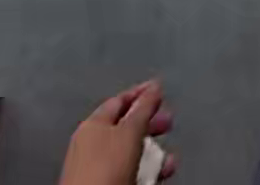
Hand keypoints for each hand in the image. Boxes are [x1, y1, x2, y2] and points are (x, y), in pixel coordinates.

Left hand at [58, 80, 177, 184]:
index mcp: (92, 125)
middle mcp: (90, 144)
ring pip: (129, 152)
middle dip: (150, 123)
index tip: (161, 90)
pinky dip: (145, 169)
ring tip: (169, 159)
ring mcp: (94, 168)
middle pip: (126, 127)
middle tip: (168, 123)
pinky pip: (128, 171)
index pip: (120, 100)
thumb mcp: (131, 131)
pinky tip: (160, 173)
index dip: (142, 93)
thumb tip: (154, 86)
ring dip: (152, 152)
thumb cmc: (107, 166)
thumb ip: (144, 107)